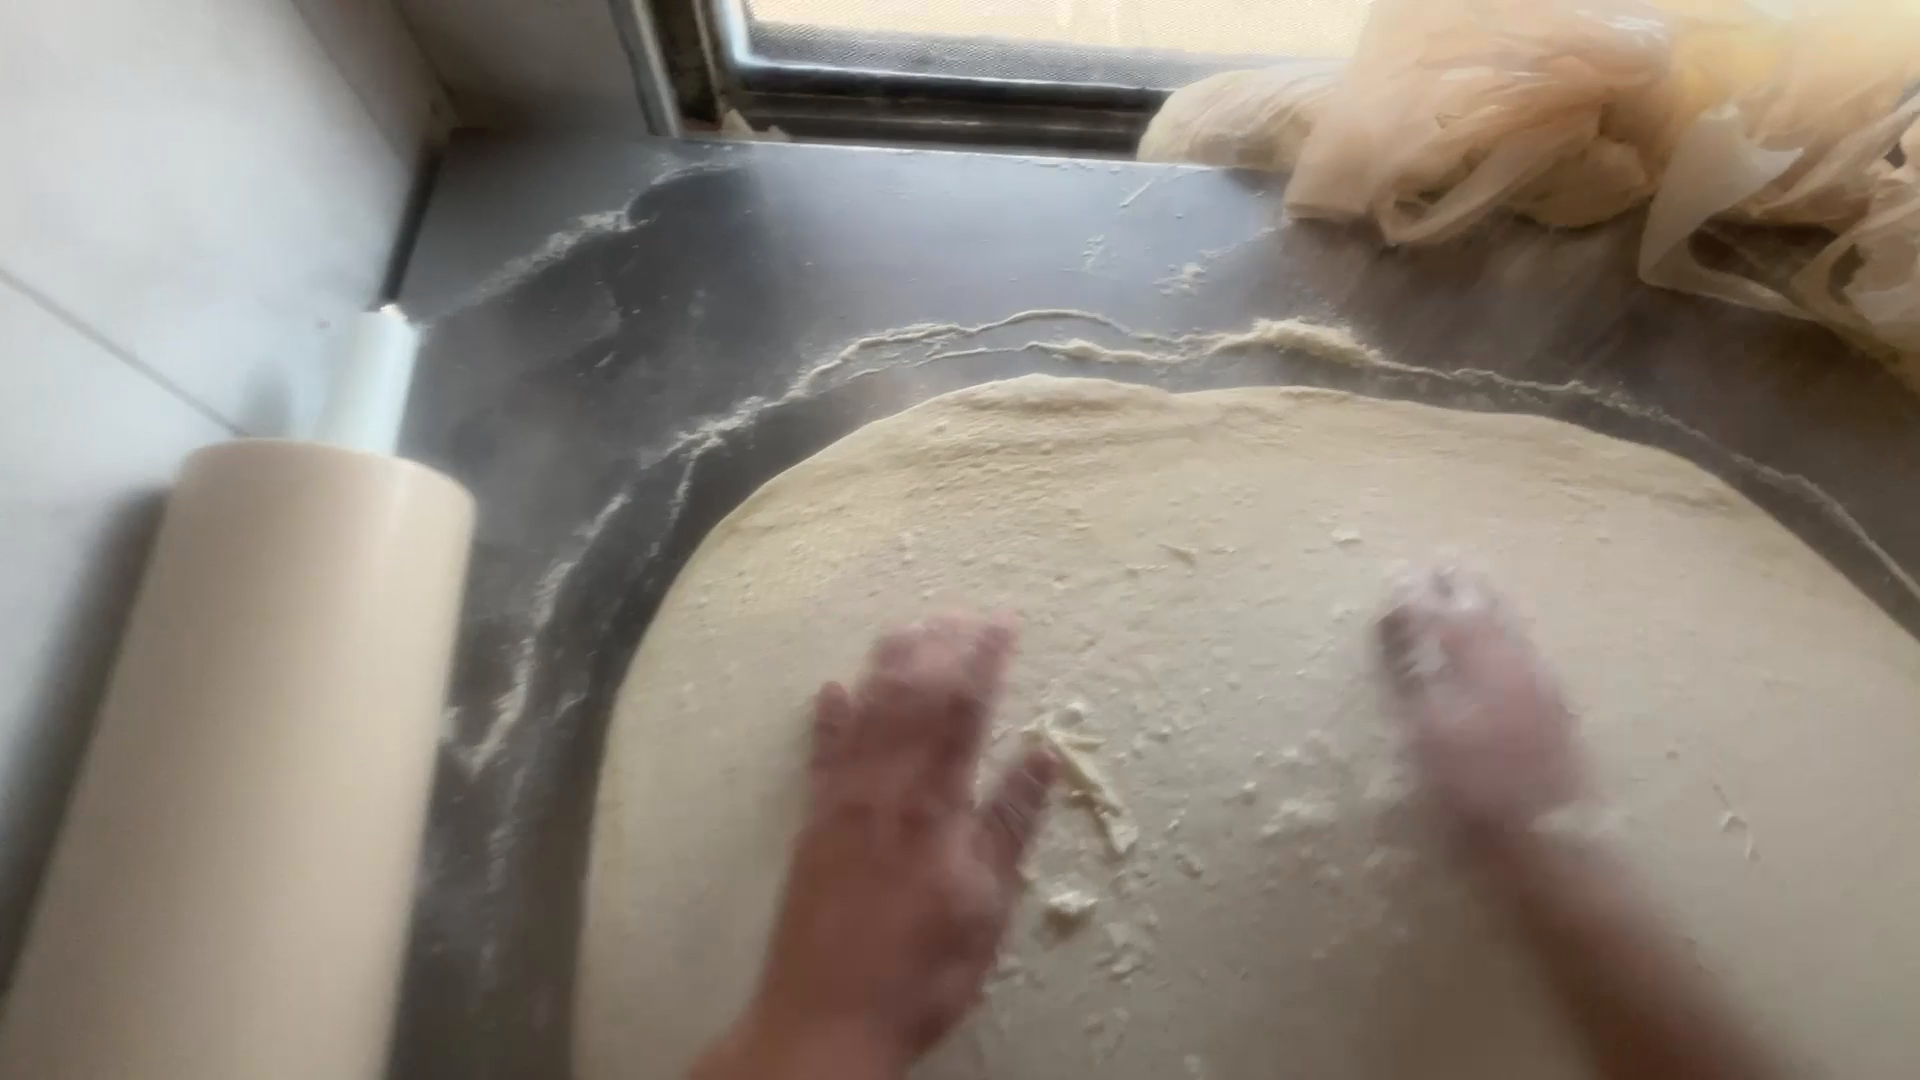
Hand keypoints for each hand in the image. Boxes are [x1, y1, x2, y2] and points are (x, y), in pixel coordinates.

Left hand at [694, 613, 1057, 1079]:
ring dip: (890, 664)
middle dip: (942, 647)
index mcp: (934, 801)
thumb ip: (1010, 823)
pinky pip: (819, 753)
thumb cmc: (922, 967)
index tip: (1004, 624)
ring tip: (910, 627)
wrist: (825, 1020)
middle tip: (962, 612)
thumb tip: (1043, 755)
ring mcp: (842, 797)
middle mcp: (885, 783)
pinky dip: (827, 716)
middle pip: (914, 696)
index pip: (964, 709)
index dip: (985, 660)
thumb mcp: (986, 905)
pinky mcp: (813, 819)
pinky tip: (831, 687)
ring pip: (868, 711)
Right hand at [1378, 563, 1587, 831]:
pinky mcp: (1555, 706)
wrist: (1548, 837)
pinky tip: (1508, 632)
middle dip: (1462, 583)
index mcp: (1477, 663)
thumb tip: (1399, 619)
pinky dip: (1509, 627)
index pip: (1443, 615)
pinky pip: (1528, 646)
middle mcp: (1514, 664)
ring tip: (1474, 579)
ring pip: (1512, 627)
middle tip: (1445, 556)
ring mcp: (1540, 684)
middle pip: (1485, 612)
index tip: (1401, 569)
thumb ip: (1410, 665)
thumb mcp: (1424, 723)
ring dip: (1490, 599)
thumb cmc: (1469, 783)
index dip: (1419, 593)